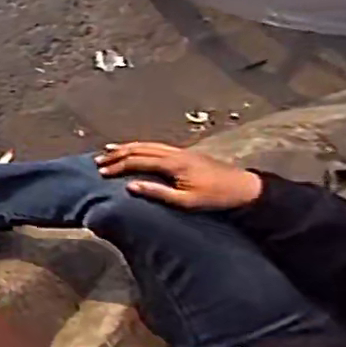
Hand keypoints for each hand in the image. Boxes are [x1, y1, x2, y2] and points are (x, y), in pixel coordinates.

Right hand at [96, 142, 261, 210]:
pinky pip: (155, 146)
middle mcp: (174, 153)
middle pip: (139, 149)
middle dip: (117, 154)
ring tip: (109, 149)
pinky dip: (140, 146)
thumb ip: (158, 193)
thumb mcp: (187, 201)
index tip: (102, 173)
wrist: (247, 189)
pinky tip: (135, 149)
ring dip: (126, 147)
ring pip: (147, 145)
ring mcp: (180, 151)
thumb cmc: (216, 198)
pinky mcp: (185, 153)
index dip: (118, 166)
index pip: (137, 161)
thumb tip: (130, 186)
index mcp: (172, 163)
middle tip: (98, 160)